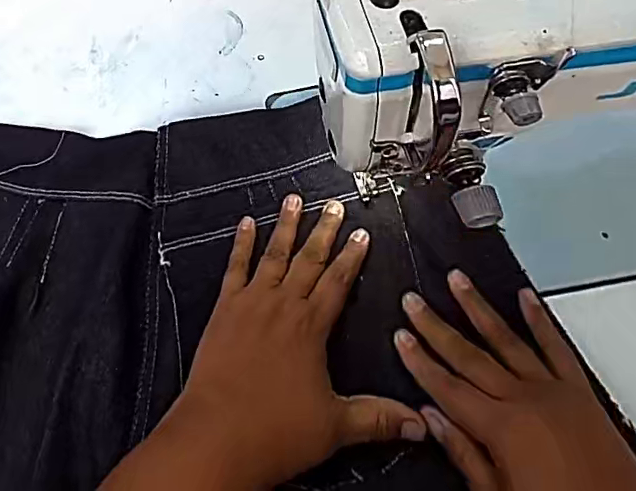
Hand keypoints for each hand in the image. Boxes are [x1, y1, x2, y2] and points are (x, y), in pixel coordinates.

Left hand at [101, 195, 425, 490]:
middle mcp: (283, 305)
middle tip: (334, 205)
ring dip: (286, 226)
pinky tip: (247, 224)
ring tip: (293, 199)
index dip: (352, 256)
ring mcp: (252, 302)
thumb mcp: (334, 427)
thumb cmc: (274, 432)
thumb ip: (377, 418)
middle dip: (324, 231)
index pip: (338, 281)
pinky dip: (242, 244)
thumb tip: (418, 425)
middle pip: (309, 259)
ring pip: (274, 254)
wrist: (216, 437)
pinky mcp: (225, 308)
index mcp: (311, 326)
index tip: (362, 233)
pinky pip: (236, 267)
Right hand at [394, 270, 635, 490]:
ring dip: (477, 307)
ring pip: (506, 338)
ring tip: (458, 281)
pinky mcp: (582, 393)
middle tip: (414, 301)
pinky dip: (540, 320)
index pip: (448, 387)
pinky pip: (557, 347)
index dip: (421, 361)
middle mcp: (525, 400)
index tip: (402, 337)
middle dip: (436, 326)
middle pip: (469, 354)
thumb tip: (434, 419)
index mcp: (503, 428)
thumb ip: (467, 456)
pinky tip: (526, 298)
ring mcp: (554, 391)